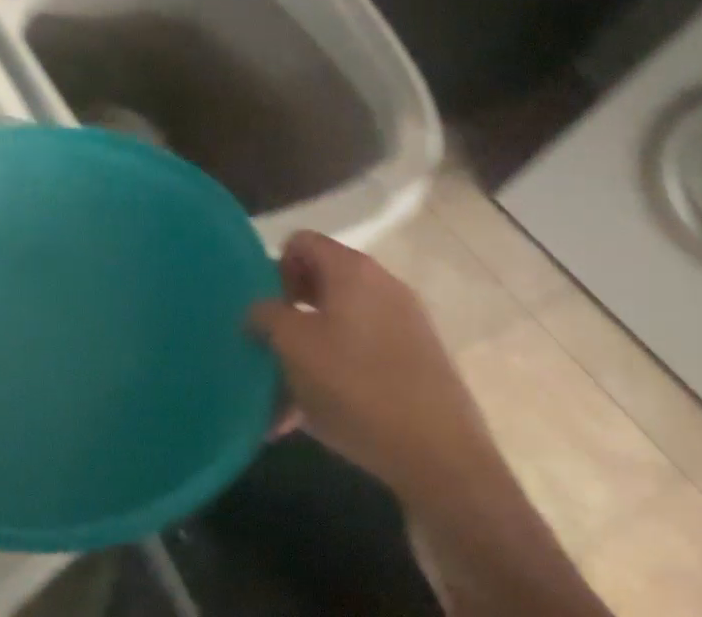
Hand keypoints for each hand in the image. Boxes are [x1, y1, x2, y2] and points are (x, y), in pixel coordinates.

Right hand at [247, 232, 497, 496]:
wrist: (441, 458)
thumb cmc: (356, 388)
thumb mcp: (292, 346)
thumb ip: (265, 315)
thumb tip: (259, 310)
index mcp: (353, 271)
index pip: (300, 242)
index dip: (274, 269)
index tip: (267, 311)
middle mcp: (383, 287)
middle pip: (319, 284)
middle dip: (287, 316)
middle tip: (268, 351)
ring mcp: (405, 325)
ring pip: (337, 327)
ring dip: (305, 354)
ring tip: (281, 400)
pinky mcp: (417, 363)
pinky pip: (359, 356)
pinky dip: (333, 375)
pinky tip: (312, 417)